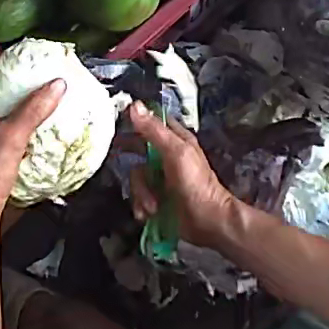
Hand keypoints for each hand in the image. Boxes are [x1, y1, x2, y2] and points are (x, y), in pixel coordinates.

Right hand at [126, 102, 243, 250]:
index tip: (120, 127)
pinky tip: (149, 213)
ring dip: (141, 192)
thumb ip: (154, 130)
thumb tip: (134, 106)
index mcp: (175, 139)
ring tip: (152, 204)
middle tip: (124, 164)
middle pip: (137, 149)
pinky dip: (141, 205)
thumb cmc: (196, 184)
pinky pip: (138, 195)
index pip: (151, 121)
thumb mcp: (176, 152)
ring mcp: (160, 177)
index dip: (135, 120)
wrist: (208, 222)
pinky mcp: (156, 197)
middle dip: (132, 162)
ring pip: (136, 175)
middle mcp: (166, 155)